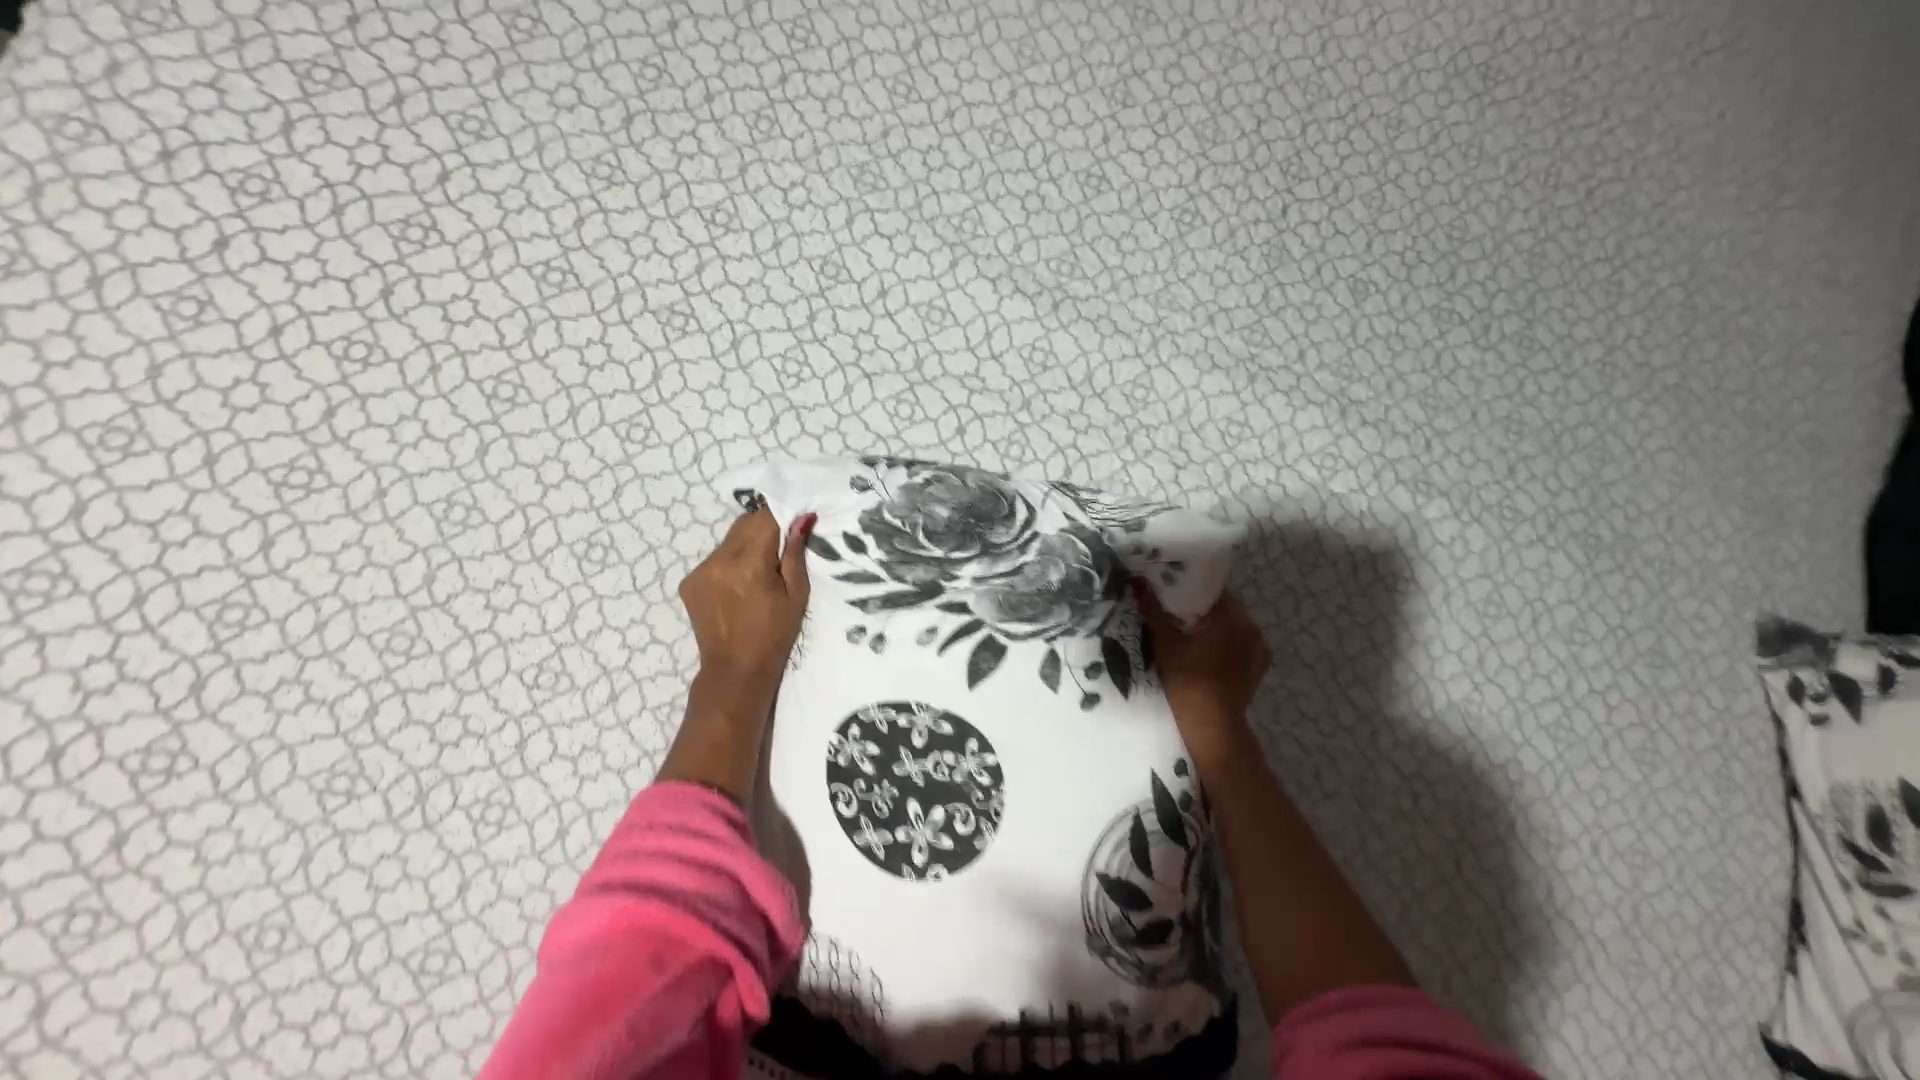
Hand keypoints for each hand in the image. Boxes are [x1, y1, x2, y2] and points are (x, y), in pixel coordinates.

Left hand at [678, 508, 816, 704]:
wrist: (735, 670)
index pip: (765, 517)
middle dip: (764, 528)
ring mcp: (700, 571)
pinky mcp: (688, 581)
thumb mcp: (797, 595)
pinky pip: (715, 558)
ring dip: (746, 545)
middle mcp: (719, 561)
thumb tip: (803, 518)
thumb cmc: (775, 635)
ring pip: (729, 540)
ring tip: (757, 575)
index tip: (794, 526)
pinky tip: (738, 587)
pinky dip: (730, 563)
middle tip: (779, 552)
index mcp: (750, 564)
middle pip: (744, 523)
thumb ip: (796, 553)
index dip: (781, 516)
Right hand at [1137, 581, 1270, 747]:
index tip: (1172, 592)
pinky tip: (1210, 654)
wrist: (1212, 726)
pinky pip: (1243, 643)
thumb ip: (1154, 611)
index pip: (1212, 588)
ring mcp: (1259, 646)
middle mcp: (1251, 625)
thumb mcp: (1165, 643)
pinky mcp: (1260, 665)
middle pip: (1225, 605)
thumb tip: (1139, 582)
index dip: (1190, 586)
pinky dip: (1228, 643)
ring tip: (1192, 634)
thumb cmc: (1186, 681)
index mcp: (1230, 615)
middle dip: (1202, 607)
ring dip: (1216, 625)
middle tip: (1177, 614)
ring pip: (1234, 624)